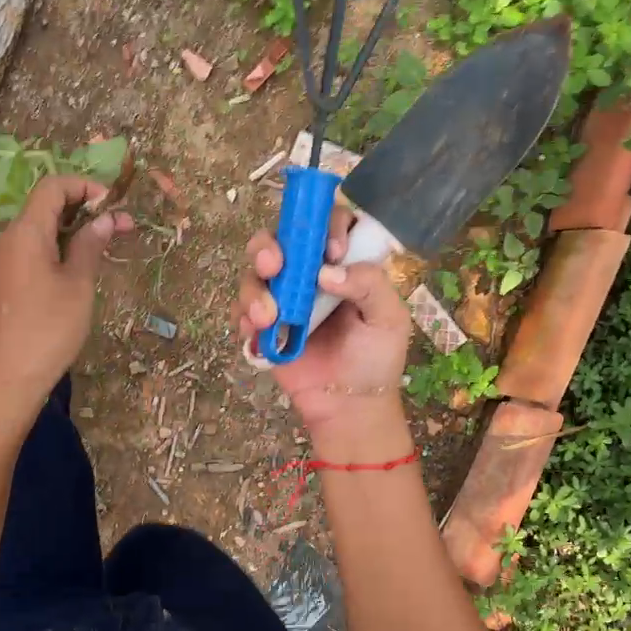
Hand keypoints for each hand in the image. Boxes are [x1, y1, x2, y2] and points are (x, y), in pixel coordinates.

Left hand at [0, 175, 133, 422]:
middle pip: (43, 208)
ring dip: (70, 234)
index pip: (52, 187)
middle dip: (82, 211)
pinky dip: (53, 252)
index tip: (114, 205)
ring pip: (36, 233)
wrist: (4, 381)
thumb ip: (90, 246)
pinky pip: (27, 255)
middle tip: (119, 230)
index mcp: (25, 232)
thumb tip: (104, 219)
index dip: (85, 186)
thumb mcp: (78, 286)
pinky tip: (73, 275)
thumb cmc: (48, 331)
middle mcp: (6, 240)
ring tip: (101, 253)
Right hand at [235, 208, 410, 437]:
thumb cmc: (375, 360)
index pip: (330, 225)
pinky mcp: (262, 326)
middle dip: (268, 247)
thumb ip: (369, 284)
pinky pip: (241, 310)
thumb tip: (325, 271)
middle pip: (279, 240)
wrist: (349, 406)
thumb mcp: (389, 319)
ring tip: (267, 317)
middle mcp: (308, 274)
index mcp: (343, 264)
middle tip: (274, 267)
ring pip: (254, 274)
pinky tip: (255, 332)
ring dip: (254, 290)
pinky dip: (243, 317)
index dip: (326, 227)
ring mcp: (282, 299)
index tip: (331, 253)